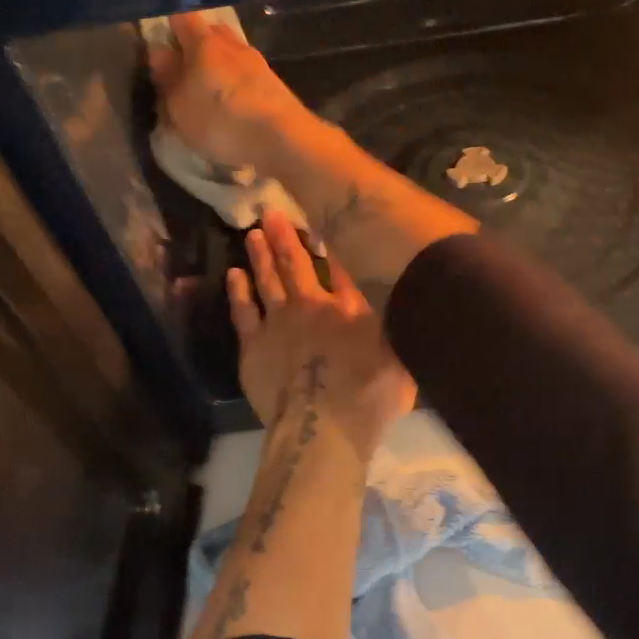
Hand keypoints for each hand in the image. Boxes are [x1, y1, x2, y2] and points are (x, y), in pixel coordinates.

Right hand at [148, 12, 312, 166]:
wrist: (283, 139)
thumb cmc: (222, 121)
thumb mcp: (180, 106)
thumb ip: (168, 78)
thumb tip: (160, 53)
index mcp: (204, 41)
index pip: (182, 18)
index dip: (169, 28)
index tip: (162, 47)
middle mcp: (233, 44)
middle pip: (211, 33)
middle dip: (197, 46)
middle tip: (185, 71)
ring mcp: (258, 63)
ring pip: (232, 54)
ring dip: (220, 67)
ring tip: (210, 92)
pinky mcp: (275, 84)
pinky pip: (249, 76)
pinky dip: (238, 84)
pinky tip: (236, 105)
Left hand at [228, 210, 415, 456]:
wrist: (321, 426)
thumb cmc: (369, 398)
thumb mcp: (401, 359)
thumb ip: (397, 330)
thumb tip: (404, 305)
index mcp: (352, 309)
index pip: (342, 269)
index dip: (332, 244)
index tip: (323, 221)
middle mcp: (313, 305)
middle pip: (297, 264)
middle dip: (285, 236)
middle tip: (272, 212)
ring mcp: (278, 323)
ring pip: (267, 280)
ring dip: (261, 255)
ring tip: (253, 233)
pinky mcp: (253, 345)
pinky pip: (243, 310)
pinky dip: (238, 290)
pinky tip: (234, 275)